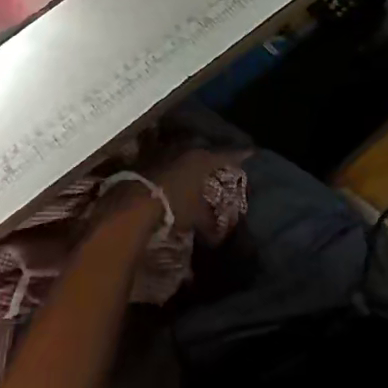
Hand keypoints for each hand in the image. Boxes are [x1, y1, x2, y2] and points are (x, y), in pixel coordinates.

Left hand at [100, 148, 248, 241]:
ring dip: (191, 156)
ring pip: (184, 150)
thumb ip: (209, 224)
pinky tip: (175, 170)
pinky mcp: (149, 157)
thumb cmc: (174, 205)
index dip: (241, 154)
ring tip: (198, 164)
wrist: (135, 200)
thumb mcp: (196, 216)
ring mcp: (166, 150)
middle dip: (214, 153)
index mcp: (203, 159)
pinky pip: (168, 157)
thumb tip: (217, 239)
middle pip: (205, 148)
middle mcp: (186, 149)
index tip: (252, 151)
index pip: (228, 155)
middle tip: (222, 158)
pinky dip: (174, 163)